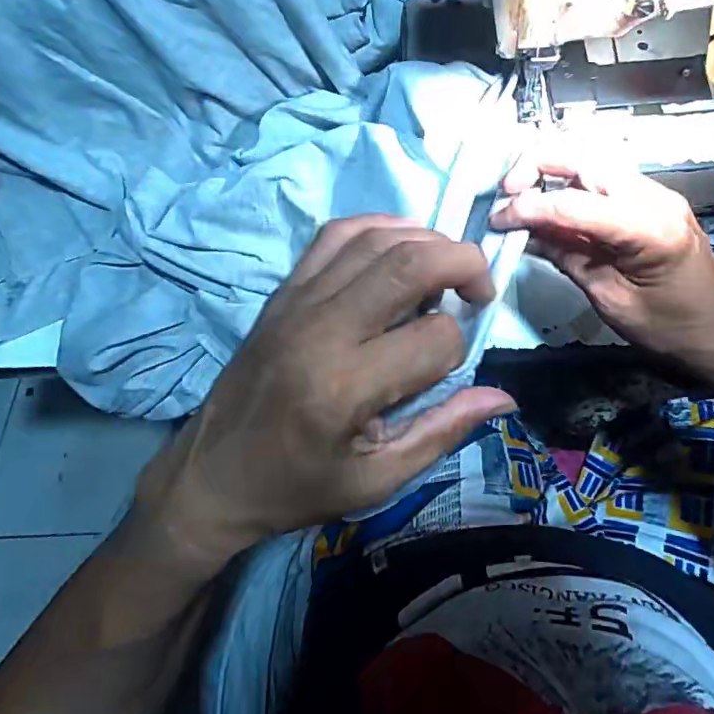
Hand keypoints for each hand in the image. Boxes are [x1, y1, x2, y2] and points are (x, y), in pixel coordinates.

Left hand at [136, 216, 516, 564]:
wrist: (211, 473)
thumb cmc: (296, 486)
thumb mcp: (376, 480)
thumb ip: (442, 431)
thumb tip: (503, 396)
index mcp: (345, 387)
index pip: (434, 337)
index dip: (459, 347)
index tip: (450, 368)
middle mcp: (322, 329)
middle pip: (410, 264)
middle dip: (463, 264)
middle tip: (479, 289)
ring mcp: (297, 300)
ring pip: (377, 238)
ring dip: (427, 242)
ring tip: (445, 271)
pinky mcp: (283, 289)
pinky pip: (336, 234)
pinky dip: (379, 227)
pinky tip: (400, 246)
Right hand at [488, 154, 713, 391]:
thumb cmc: (671, 330)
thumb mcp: (610, 301)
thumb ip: (567, 258)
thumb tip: (523, 232)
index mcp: (649, 228)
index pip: (573, 203)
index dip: (528, 207)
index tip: (496, 219)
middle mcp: (654, 197)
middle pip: (586, 157)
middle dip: (538, 164)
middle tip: (506, 190)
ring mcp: (655, 194)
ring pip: (594, 160)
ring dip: (552, 168)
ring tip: (520, 191)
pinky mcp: (651, 201)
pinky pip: (603, 180)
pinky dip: (570, 184)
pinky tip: (549, 203)